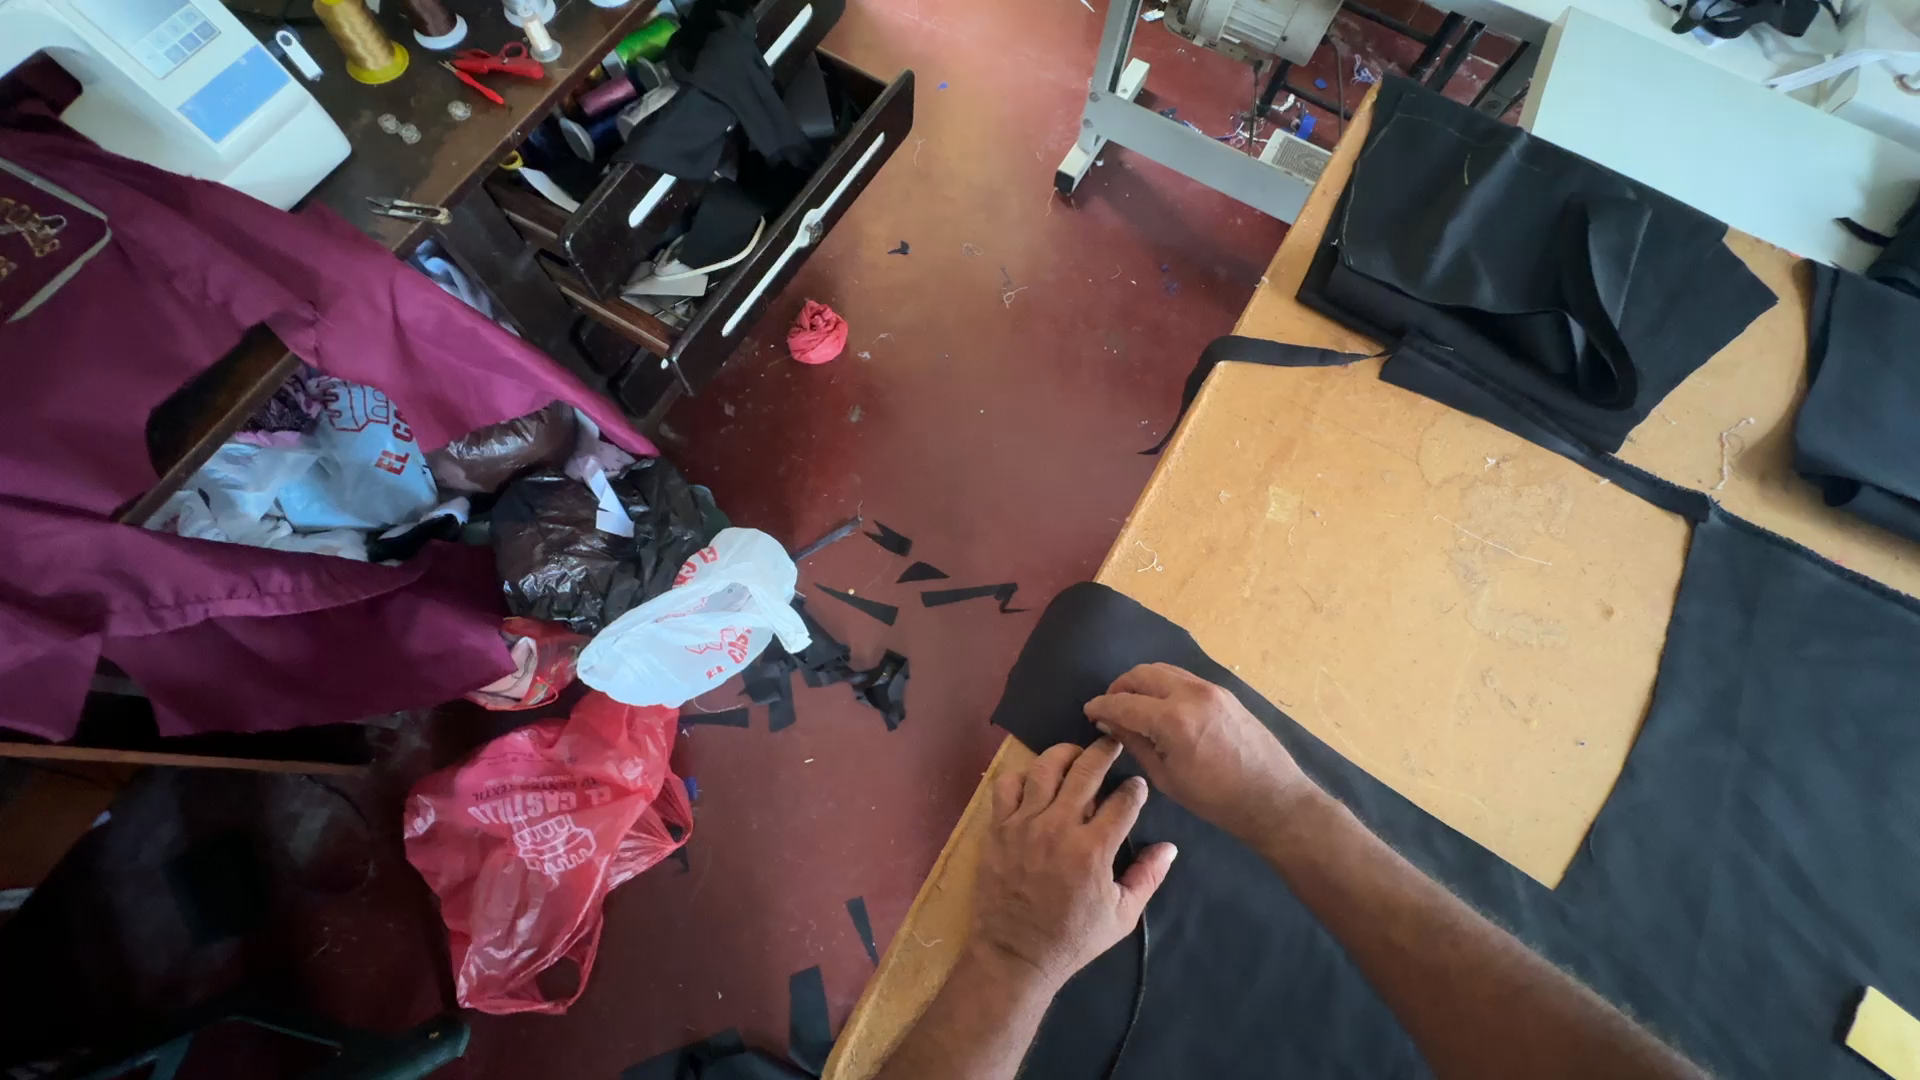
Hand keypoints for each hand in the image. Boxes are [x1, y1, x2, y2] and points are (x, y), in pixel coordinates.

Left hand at [969, 738, 1177, 990]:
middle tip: (1111, 742)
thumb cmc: (1073, 937)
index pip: (1123, 800)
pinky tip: (1034, 778)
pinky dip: (1021, 775)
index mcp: (1094, 849)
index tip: (1137, 784)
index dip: (1135, 787)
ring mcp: (1025, 823)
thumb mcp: (1122, 916)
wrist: (1016, 953)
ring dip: (1064, 754)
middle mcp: (1059, 827)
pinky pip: (1007, 784)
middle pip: (1086, 770)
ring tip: (1075, 753)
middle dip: (1104, 750)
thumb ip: (1147, 877)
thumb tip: (1169, 846)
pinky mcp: (999, 826)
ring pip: (1045, 767)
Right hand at [1084, 663, 1316, 840]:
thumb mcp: (1166, 777)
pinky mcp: (1222, 691)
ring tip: (1134, 704)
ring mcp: (1209, 688)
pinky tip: (1161, 705)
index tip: (1089, 712)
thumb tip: (1110, 723)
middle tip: (1110, 708)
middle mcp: (1189, 694)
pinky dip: (1163, 684)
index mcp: (1172, 720)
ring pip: (1162, 670)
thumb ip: (1135, 743)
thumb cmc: (1216, 798)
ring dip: (1141, 682)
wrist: (1273, 798)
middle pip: (1140, 674)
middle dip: (1119, 687)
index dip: (1101, 706)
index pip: (1123, 702)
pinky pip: (1182, 677)